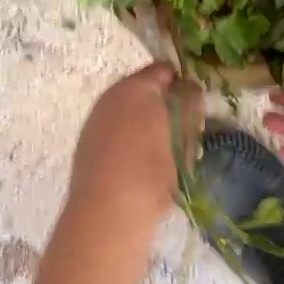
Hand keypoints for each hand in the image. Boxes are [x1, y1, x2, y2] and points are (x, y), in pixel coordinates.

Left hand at [69, 63, 201, 230]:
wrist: (107, 213)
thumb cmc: (152, 171)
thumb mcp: (183, 139)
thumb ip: (189, 109)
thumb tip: (190, 90)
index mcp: (137, 87)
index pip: (164, 70)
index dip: (182, 83)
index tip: (196, 103)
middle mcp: (111, 96)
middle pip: (144, 90)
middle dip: (164, 104)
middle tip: (183, 130)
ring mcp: (96, 119)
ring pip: (129, 111)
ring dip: (146, 123)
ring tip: (164, 152)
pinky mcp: (87, 143)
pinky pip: (115, 130)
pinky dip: (128, 139)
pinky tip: (140, 165)